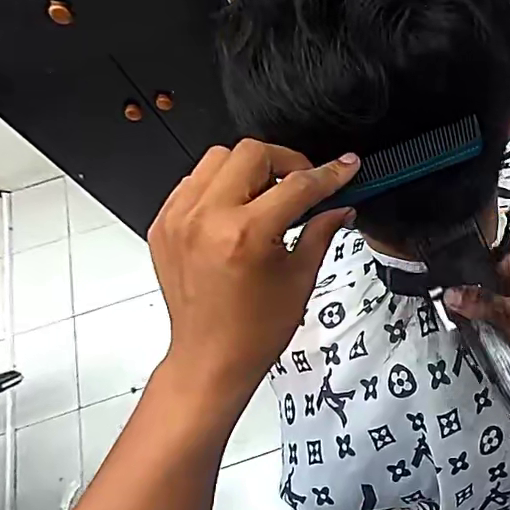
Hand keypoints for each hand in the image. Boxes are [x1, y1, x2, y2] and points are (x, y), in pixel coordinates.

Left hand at [147, 140, 357, 402]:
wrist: (213, 355)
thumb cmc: (254, 329)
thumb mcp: (301, 277)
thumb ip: (321, 232)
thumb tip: (339, 208)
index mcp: (246, 234)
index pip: (298, 185)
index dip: (330, 174)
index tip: (346, 167)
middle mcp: (206, 219)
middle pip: (252, 153)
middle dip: (288, 162)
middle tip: (307, 182)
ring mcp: (179, 218)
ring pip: (218, 157)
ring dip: (252, 168)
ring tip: (271, 193)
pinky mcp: (164, 223)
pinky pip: (194, 181)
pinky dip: (222, 184)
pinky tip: (241, 206)